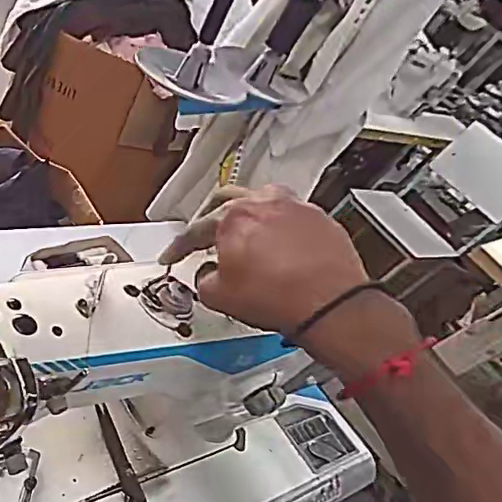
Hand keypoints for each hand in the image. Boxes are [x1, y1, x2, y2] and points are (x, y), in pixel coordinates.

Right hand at [160, 184, 418, 377]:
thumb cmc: (278, 296)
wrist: (328, 304)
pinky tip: (275, 242)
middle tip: (202, 232)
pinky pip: (290, 214)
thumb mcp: (218, 296)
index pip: (194, 230)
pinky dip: (276, 225)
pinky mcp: (319, 219)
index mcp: (232, 218)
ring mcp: (295, 208)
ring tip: (241, 229)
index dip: (178, 247)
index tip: (173, 255)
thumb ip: (203, 279)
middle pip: (226, 200)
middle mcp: (263, 204)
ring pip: (261, 198)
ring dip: (246, 212)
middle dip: (209, 216)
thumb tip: (207, 275)